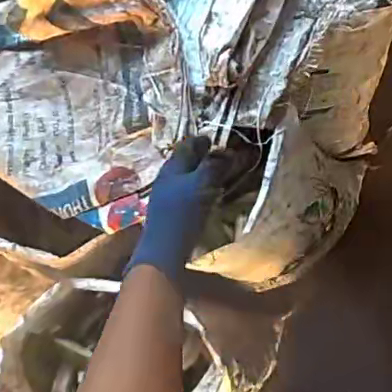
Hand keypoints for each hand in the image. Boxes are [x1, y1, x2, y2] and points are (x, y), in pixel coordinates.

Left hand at [125, 136, 230, 281]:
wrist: (162, 251)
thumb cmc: (183, 214)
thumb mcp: (202, 185)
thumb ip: (215, 166)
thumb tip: (229, 152)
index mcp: (172, 167)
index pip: (187, 146)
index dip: (201, 141)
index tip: (215, 140)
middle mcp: (166, 178)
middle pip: (184, 162)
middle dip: (200, 157)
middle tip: (219, 157)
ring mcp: (164, 197)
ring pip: (183, 178)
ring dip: (198, 174)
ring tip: (215, 176)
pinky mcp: (168, 213)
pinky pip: (184, 194)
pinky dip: (196, 190)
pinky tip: (205, 198)